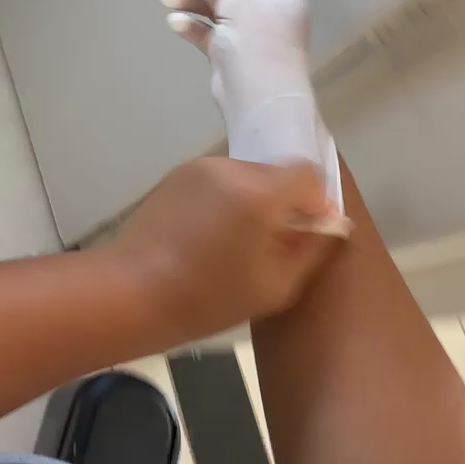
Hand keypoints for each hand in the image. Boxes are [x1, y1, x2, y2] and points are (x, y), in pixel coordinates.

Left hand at [113, 156, 341, 337]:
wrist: (134, 288)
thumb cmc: (209, 296)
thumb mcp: (275, 285)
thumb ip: (310, 248)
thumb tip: (329, 224)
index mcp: (256, 191)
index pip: (305, 172)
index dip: (315, 200)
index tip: (309, 231)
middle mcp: (227, 167)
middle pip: (274, 172)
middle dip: (284, 201)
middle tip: (275, 242)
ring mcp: (197, 167)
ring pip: (244, 174)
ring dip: (254, 199)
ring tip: (240, 241)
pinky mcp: (175, 174)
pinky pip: (217, 180)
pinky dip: (226, 199)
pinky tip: (212, 234)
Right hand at [157, 0, 346, 230]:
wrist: (258, 100)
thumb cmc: (257, 44)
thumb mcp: (238, 3)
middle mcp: (268, 14)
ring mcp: (249, 36)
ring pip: (215, 10)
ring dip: (190, 1)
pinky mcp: (231, 55)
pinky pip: (208, 33)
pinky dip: (192, 25)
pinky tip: (174, 22)